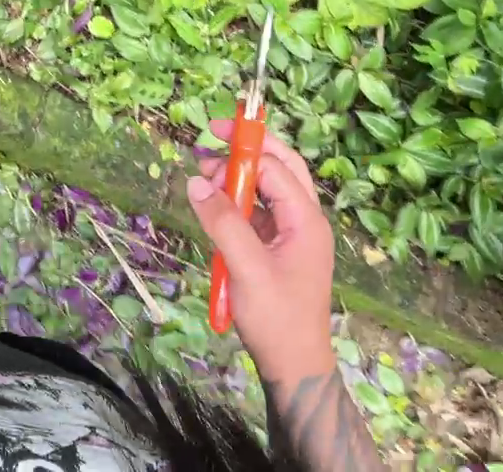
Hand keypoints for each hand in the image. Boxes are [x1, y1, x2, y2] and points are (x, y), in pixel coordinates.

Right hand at [188, 130, 335, 386]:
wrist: (293, 366)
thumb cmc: (276, 317)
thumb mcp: (246, 267)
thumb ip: (222, 220)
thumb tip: (196, 181)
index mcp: (306, 220)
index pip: (275, 168)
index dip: (243, 150)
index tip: (208, 141)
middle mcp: (304, 220)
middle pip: (281, 168)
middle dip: (248, 148)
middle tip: (213, 136)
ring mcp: (291, 234)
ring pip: (268, 187)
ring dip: (238, 175)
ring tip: (204, 176)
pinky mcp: (277, 248)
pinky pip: (258, 210)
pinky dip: (236, 200)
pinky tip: (213, 206)